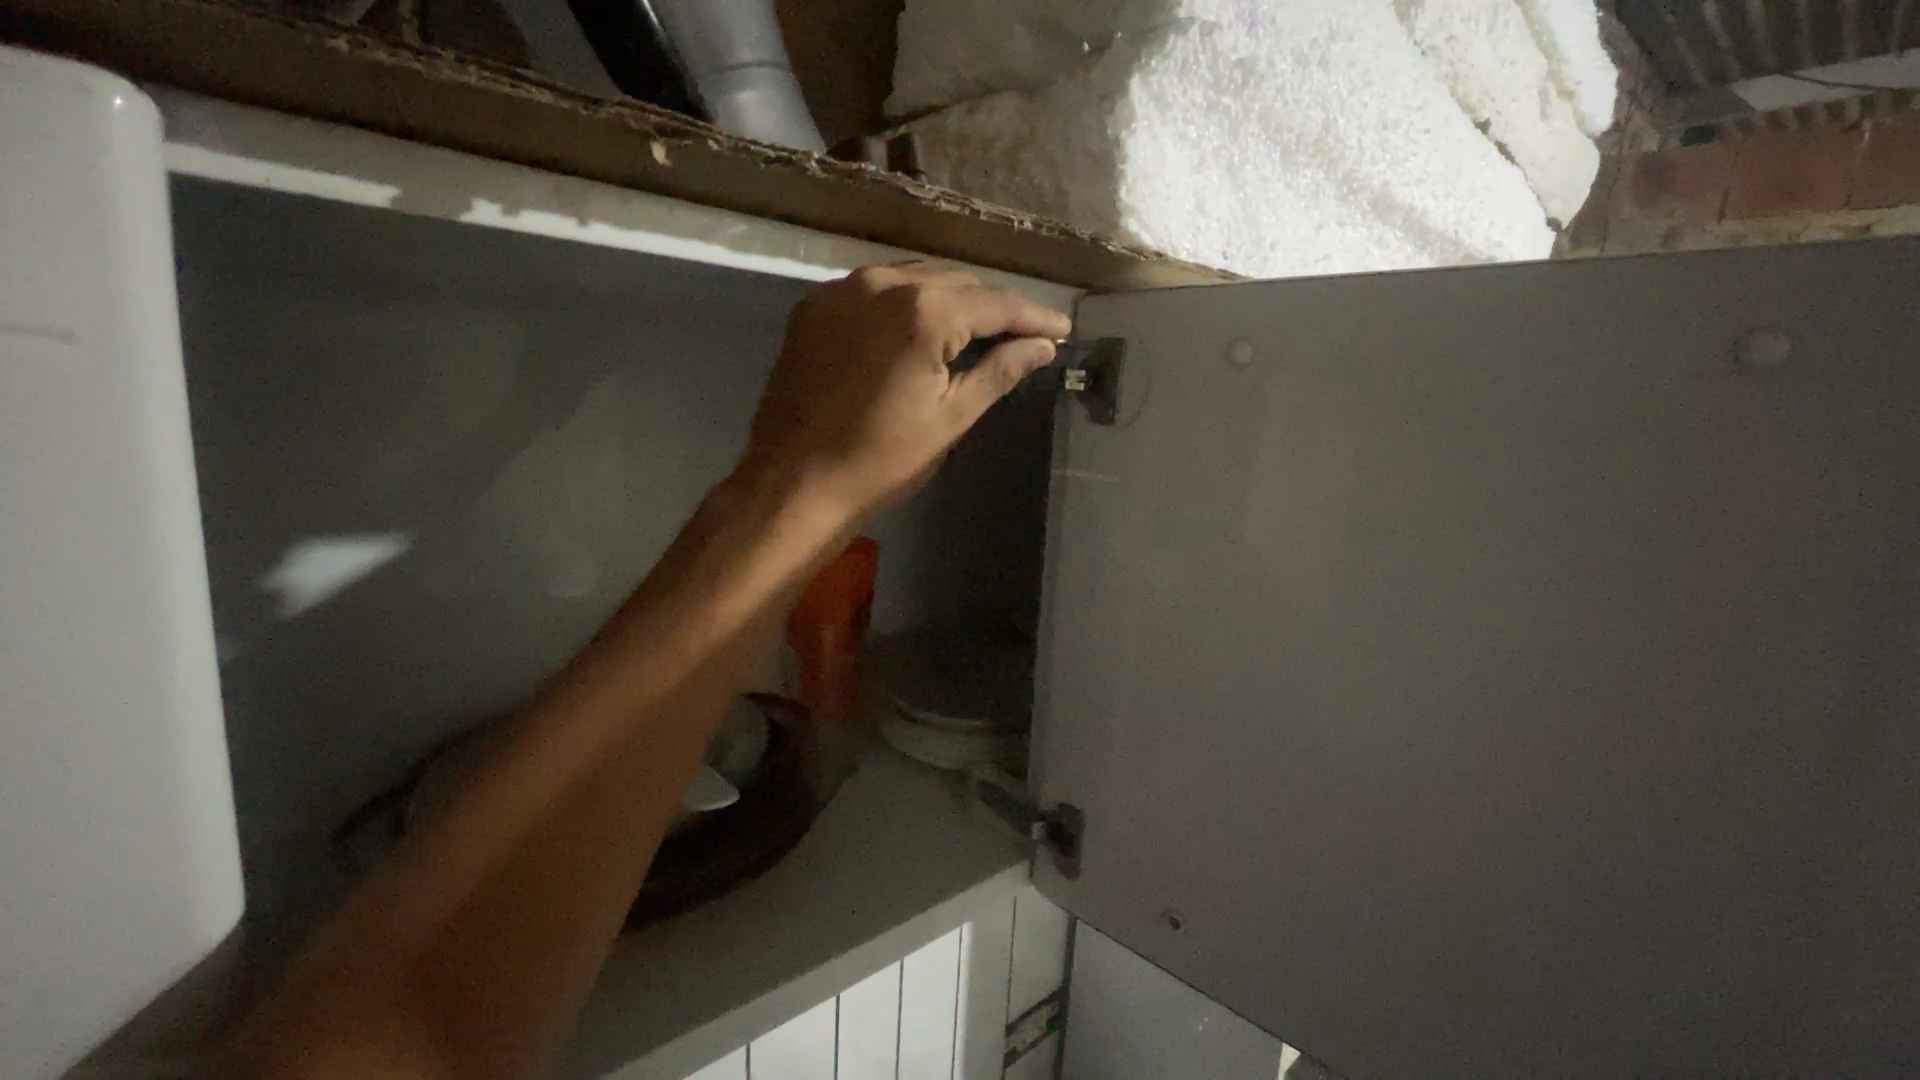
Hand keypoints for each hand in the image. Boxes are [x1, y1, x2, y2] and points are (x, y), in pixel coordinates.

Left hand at [738, 264, 1072, 521]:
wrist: (793, 483)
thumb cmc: (881, 461)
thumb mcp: (950, 418)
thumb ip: (999, 372)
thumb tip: (1042, 346)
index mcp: (922, 312)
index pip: (995, 303)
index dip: (1033, 316)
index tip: (1062, 329)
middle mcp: (881, 283)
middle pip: (956, 282)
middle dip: (992, 307)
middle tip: (1023, 336)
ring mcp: (841, 290)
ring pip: (914, 280)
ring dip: (949, 301)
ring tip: (975, 333)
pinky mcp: (814, 306)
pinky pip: (874, 292)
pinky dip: (904, 305)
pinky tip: (917, 333)